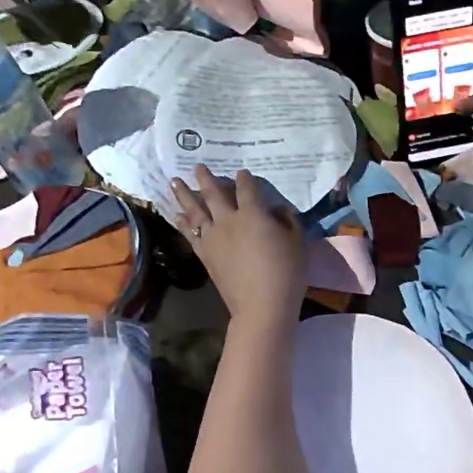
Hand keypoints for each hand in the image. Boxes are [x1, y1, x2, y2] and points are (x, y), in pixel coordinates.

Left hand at [171, 165, 304, 325]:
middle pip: (214, 193)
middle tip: (197, 167)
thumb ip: (288, 221)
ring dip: (185, 194)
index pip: (247, 188)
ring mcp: (213, 237)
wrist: (261, 305)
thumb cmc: (286, 272)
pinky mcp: (205, 254)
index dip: (244, 179)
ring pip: (195, 210)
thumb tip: (278, 210)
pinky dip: (182, 222)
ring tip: (174, 181)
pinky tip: (177, 215)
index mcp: (254, 213)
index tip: (242, 172)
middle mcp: (229, 219)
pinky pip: (190, 233)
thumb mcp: (298, 242)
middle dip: (206, 178)